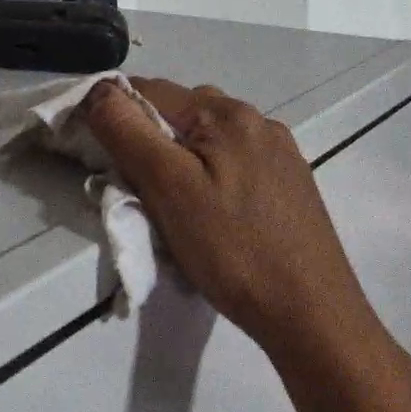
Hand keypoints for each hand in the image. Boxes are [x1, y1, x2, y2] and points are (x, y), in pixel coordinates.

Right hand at [85, 78, 379, 353]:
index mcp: (228, 113)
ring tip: (171, 207)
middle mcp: (258, 122)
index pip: (147, 90)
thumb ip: (125, 129)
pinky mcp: (289, 186)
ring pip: (201, 140)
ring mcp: (279, 154)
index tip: (102, 158)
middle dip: (146, 141)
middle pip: (176, 113)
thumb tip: (96, 89)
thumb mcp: (165, 186)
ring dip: (175, 161)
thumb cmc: (233, 250)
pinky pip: (228, 163)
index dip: (115, 117)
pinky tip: (207, 215)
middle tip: (137, 189)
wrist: (314, 322)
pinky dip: (204, 178)